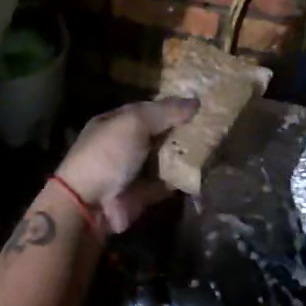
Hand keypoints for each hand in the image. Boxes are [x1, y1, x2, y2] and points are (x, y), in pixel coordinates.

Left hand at [55, 97, 198, 232]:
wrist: (90, 203)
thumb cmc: (108, 154)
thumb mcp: (134, 123)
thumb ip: (164, 112)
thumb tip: (196, 102)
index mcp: (116, 122)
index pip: (148, 110)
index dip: (171, 107)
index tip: (199, 106)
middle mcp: (125, 144)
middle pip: (159, 134)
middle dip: (182, 131)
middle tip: (212, 126)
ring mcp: (135, 170)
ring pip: (166, 157)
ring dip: (185, 153)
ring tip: (215, 145)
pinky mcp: (145, 193)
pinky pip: (168, 182)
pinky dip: (183, 178)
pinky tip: (205, 169)